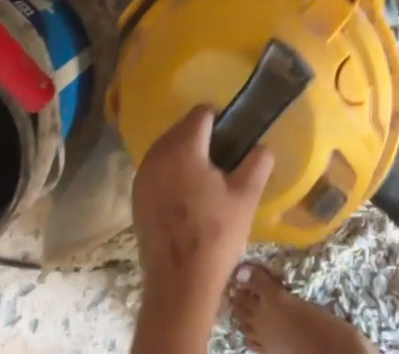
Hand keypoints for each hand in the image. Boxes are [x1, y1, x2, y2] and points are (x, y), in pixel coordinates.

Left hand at [132, 106, 274, 308]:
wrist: (179, 284)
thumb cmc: (216, 235)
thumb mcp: (247, 197)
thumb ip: (258, 162)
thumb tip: (262, 147)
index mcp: (183, 148)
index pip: (200, 114)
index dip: (220, 120)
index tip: (233, 137)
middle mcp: (157, 155)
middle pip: (181, 129)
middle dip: (201, 137)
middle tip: (223, 160)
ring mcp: (142, 177)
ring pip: (166, 149)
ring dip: (185, 154)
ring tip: (205, 179)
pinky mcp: (136, 198)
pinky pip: (156, 170)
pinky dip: (171, 173)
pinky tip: (186, 197)